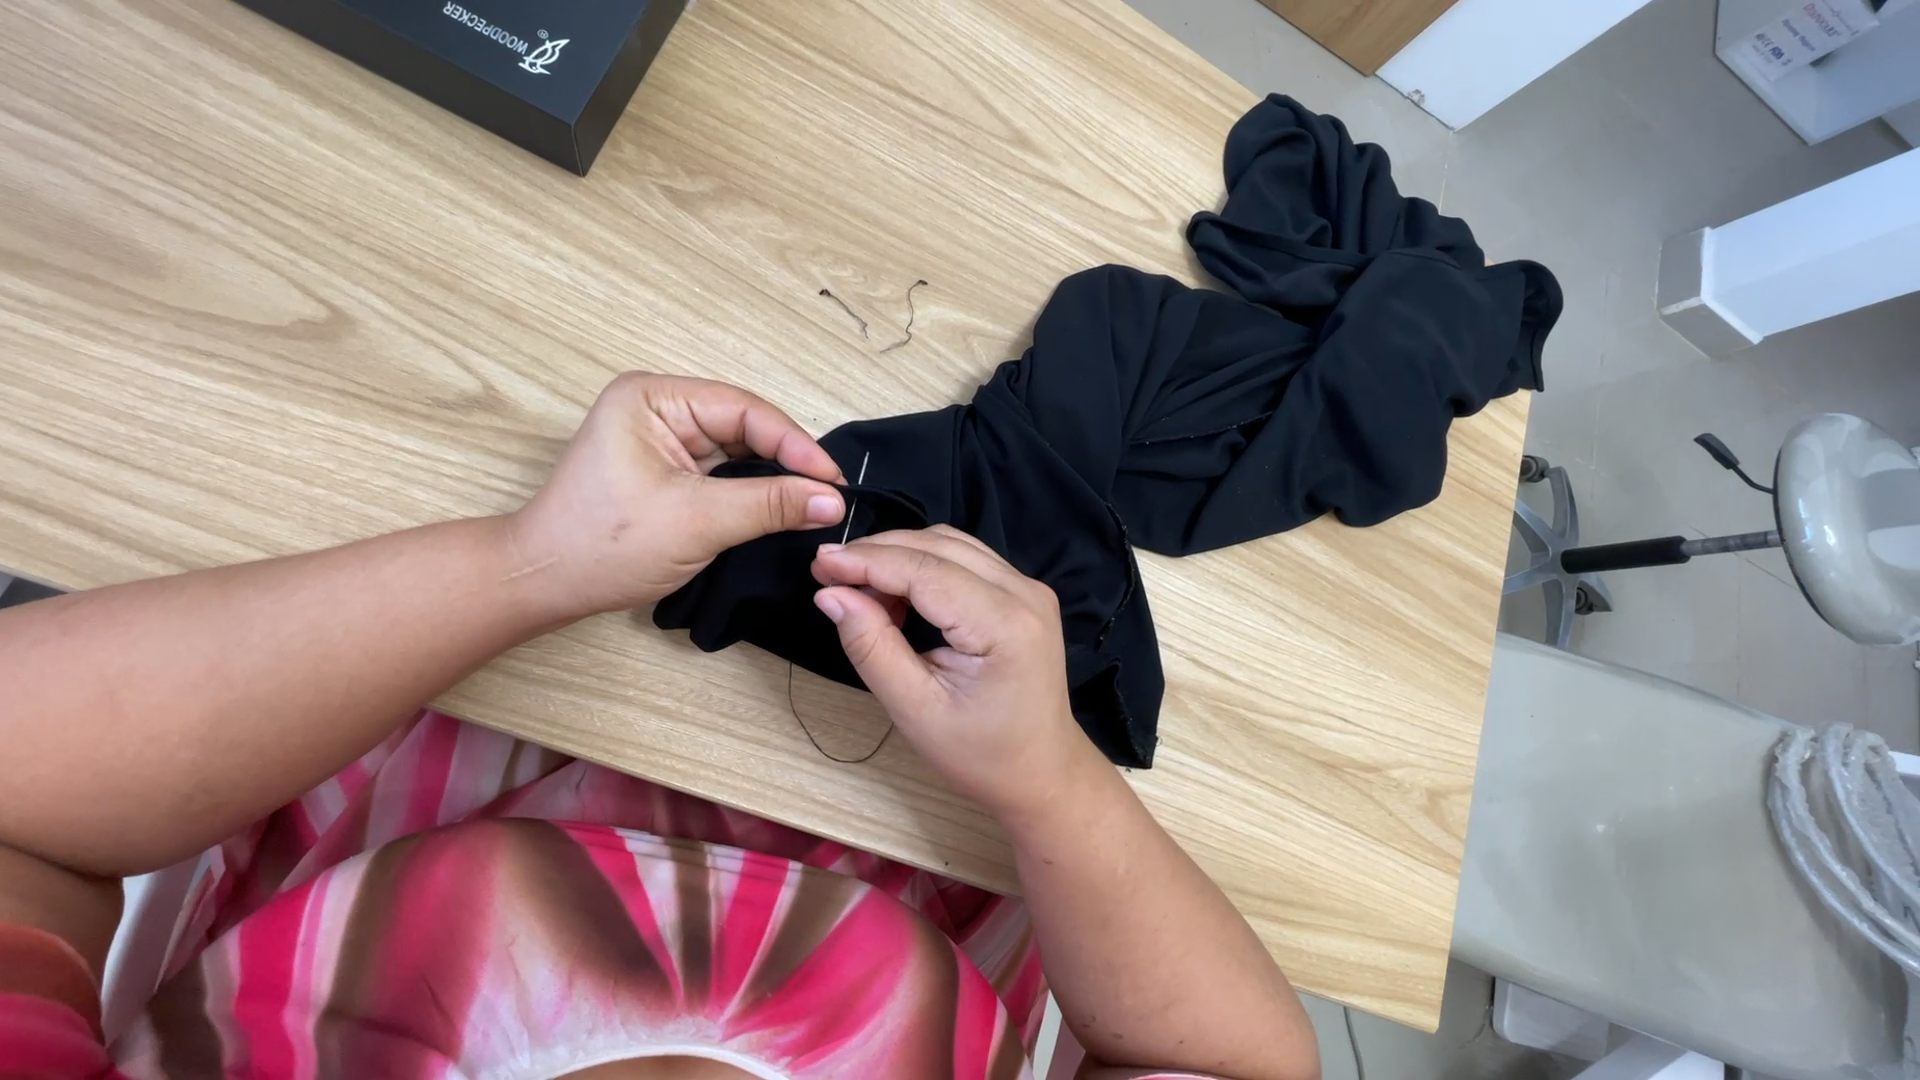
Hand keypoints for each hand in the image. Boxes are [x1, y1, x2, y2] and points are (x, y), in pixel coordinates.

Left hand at [509, 373, 845, 619]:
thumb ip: (770, 505)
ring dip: (775, 476)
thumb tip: (832, 500)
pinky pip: (727, 470)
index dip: (795, 445)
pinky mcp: (671, 467)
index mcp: (654, 399)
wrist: (547, 583)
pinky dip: (756, 490)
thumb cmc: (604, 546)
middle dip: (788, 461)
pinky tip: (783, 505)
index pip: (745, 411)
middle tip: (830, 495)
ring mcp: (666, 437)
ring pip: (741, 449)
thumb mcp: (698, 521)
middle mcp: (661, 407)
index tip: (833, 482)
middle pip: (746, 426)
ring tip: (815, 501)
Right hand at [810, 526, 1098, 818]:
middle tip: (828, 575)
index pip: (925, 570)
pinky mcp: (1024, 592)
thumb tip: (830, 594)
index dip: (868, 561)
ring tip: (858, 588)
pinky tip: (896, 593)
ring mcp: (1029, 588)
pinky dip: (923, 564)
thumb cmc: (979, 753)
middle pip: (939, 546)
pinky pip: (965, 558)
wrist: (1040, 770)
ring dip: (899, 555)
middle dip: (878, 553)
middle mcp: (1025, 593)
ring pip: (951, 544)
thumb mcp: (915, 710)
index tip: (819, 563)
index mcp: (1005, 625)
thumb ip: (872, 646)